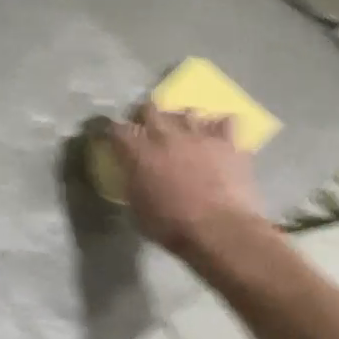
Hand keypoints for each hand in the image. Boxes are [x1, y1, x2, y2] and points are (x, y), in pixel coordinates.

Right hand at [110, 104, 268, 255]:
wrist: (218, 229)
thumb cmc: (169, 224)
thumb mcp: (136, 205)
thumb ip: (133, 180)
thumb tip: (133, 173)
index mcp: (138, 152)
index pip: (115, 128)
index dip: (110, 129)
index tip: (109, 135)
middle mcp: (166, 135)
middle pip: (150, 109)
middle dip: (145, 115)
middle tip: (146, 128)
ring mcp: (200, 135)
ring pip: (188, 111)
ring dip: (182, 120)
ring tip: (185, 132)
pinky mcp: (229, 142)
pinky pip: (226, 121)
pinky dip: (220, 125)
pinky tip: (218, 134)